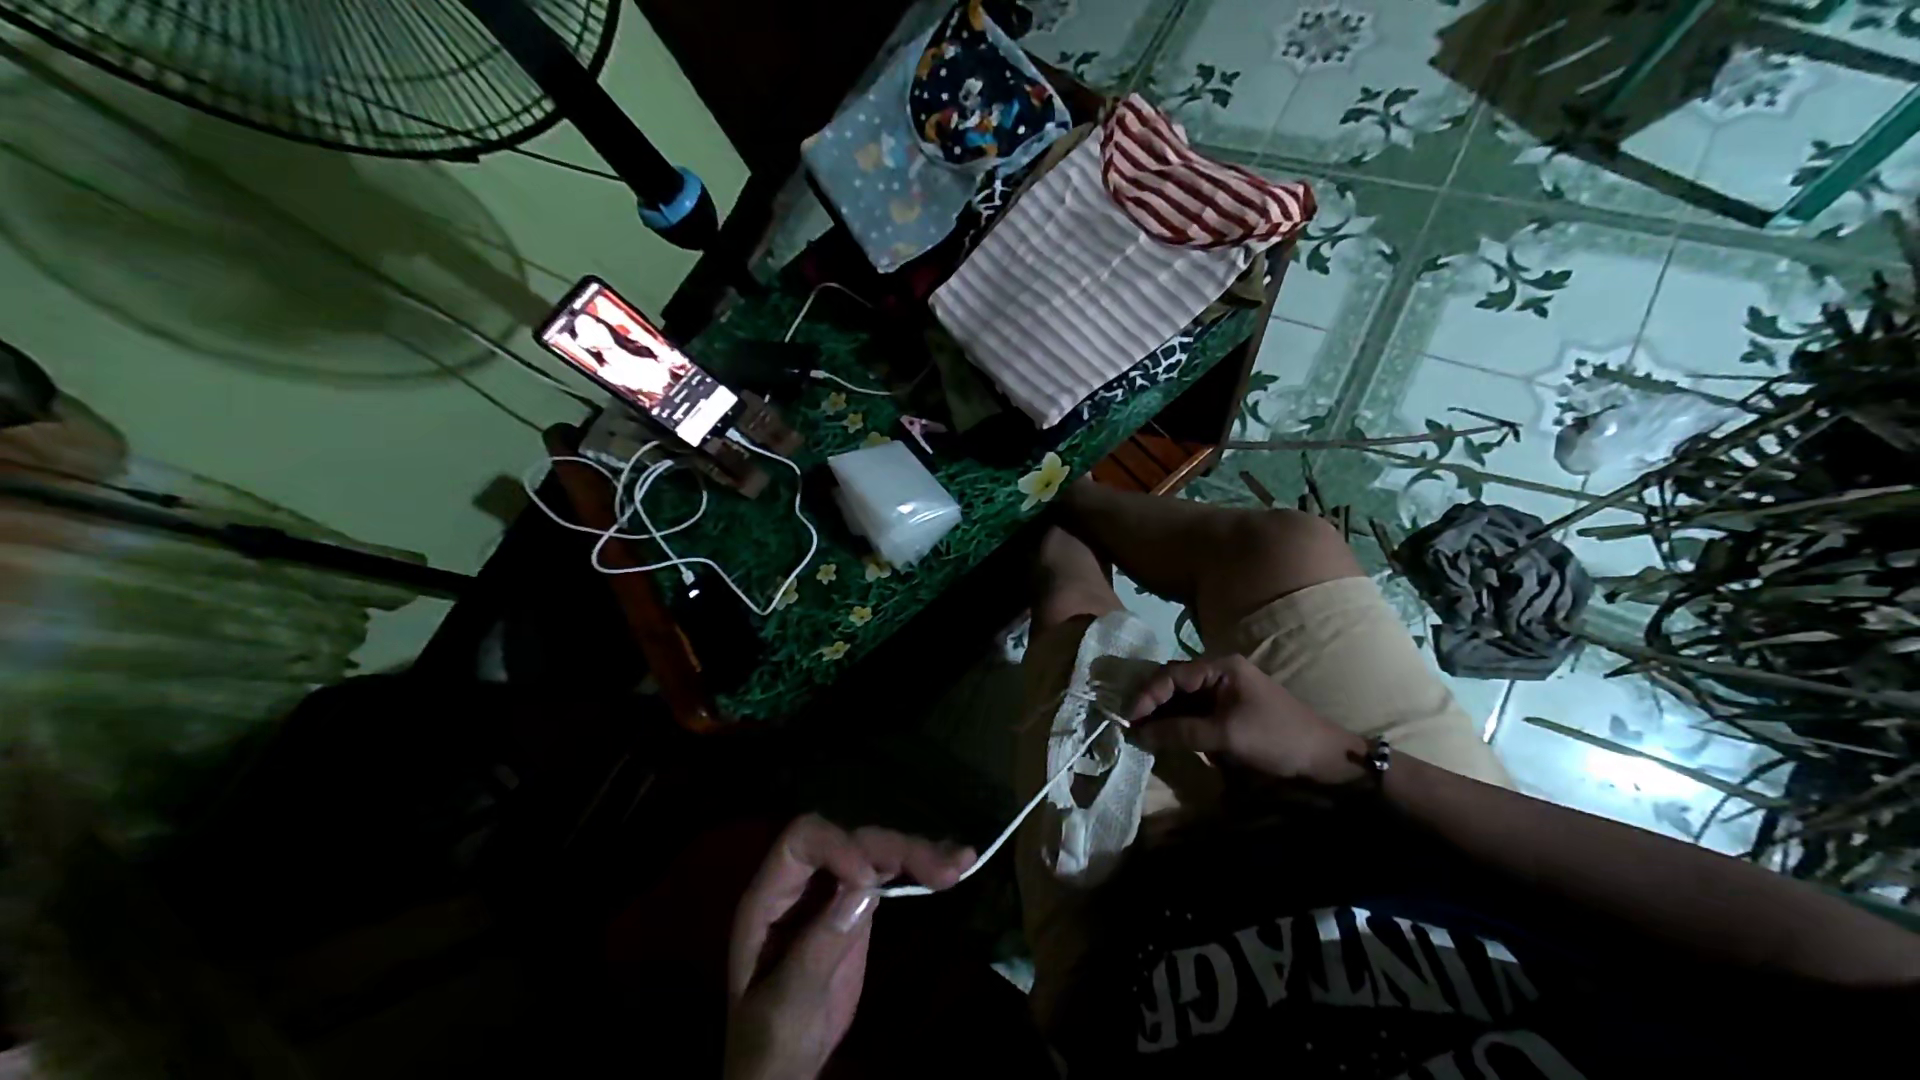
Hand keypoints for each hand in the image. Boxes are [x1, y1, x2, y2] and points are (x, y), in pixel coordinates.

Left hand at [724, 815, 974, 1079]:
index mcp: (769, 896)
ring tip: (959, 861)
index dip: (837, 847)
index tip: (871, 878)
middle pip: (849, 840)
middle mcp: (803, 881)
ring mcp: (833, 887)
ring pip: (876, 851)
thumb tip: (862, 890)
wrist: (783, 1068)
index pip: (802, 842)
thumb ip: (817, 949)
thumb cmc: (769, 1043)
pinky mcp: (860, 900)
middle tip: (942, 870)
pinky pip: (891, 873)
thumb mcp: (786, 1005)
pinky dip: (921, 868)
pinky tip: (955, 863)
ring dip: (917, 852)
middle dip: (893, 848)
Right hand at [1127, 655, 1366, 785]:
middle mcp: (1219, 673)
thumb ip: (1180, 732)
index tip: (1130, 718)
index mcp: (1221, 667)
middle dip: (1150, 701)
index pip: (1172, 674)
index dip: (1147, 695)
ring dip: (1161, 713)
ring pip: (1180, 697)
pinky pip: (1192, 711)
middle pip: (1173, 681)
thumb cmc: (1276, 738)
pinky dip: (1175, 722)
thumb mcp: (1226, 735)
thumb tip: (1139, 734)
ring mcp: (1223, 691)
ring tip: (1141, 731)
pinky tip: (1162, 735)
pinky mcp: (1226, 710)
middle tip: (1131, 723)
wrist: (1324, 759)